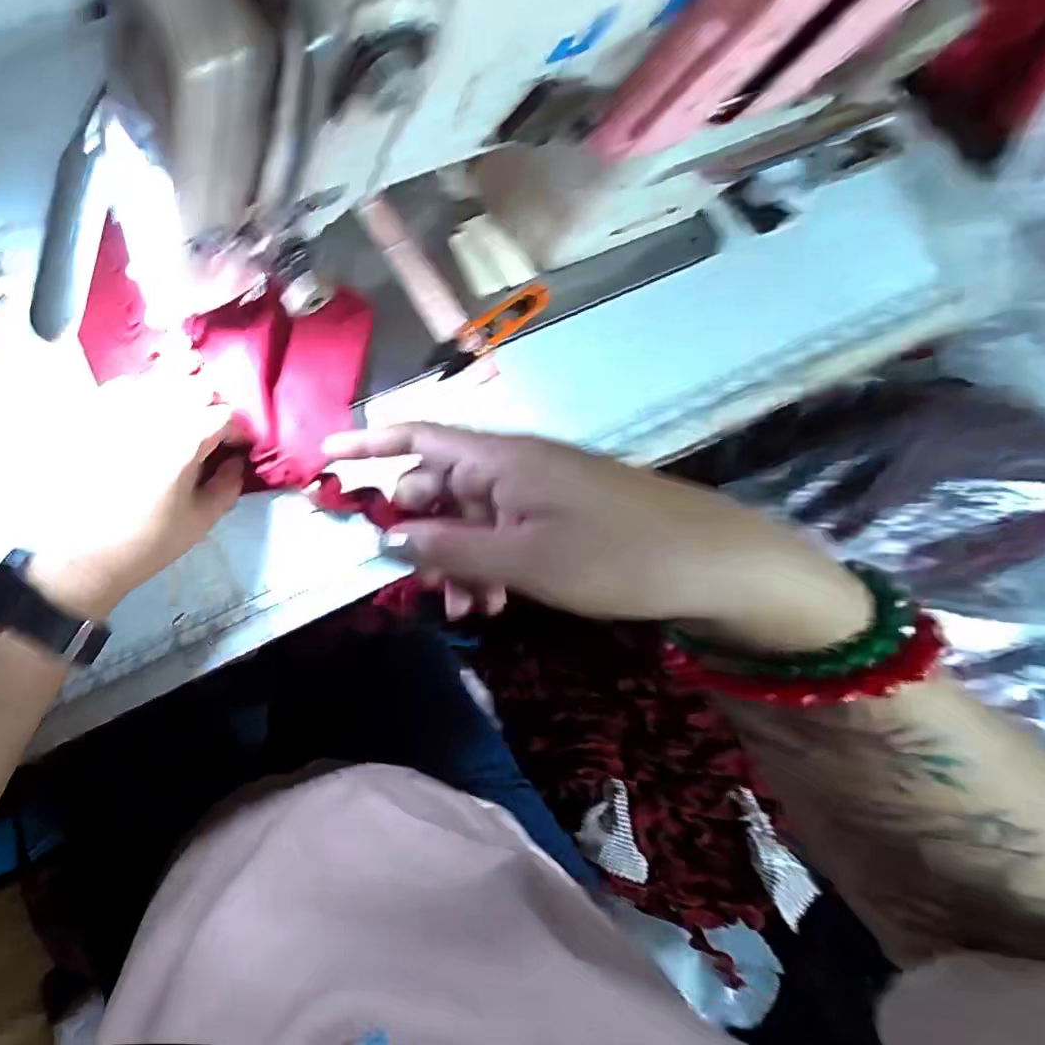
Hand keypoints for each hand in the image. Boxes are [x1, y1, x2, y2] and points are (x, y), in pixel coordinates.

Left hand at [30, 375, 244, 618]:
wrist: (85, 554)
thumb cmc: (148, 541)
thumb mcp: (201, 519)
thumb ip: (228, 484)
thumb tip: (235, 460)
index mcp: (185, 438)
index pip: (227, 414)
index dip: (240, 431)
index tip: (238, 449)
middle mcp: (154, 412)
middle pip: (197, 386)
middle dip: (213, 406)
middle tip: (212, 433)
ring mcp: (120, 408)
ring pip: (163, 379)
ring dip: (181, 394)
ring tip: (180, 418)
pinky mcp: (93, 413)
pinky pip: (126, 385)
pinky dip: (144, 392)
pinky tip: (145, 414)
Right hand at [323, 423, 871, 649]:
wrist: (719, 564)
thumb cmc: (615, 555)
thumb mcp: (522, 560)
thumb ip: (449, 548)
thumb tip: (389, 538)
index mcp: (497, 459)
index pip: (415, 437)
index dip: (367, 444)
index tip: (326, 456)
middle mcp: (510, 465)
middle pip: (435, 486)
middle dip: (417, 531)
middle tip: (420, 582)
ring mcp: (534, 490)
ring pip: (467, 517)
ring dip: (453, 558)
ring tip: (469, 607)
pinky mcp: (556, 514)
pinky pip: (499, 532)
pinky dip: (486, 563)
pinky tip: (497, 601)